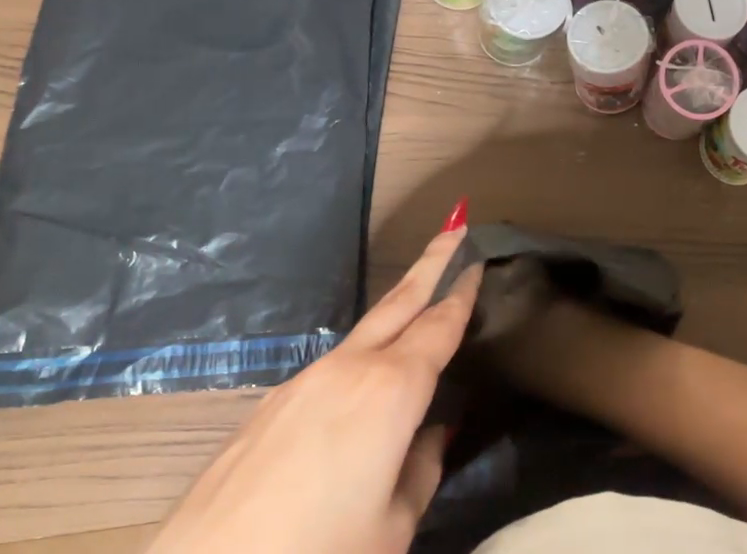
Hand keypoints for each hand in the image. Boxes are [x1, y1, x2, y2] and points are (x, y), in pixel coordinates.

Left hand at [150, 228, 482, 553]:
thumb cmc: (319, 553)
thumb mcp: (393, 528)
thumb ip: (420, 471)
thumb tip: (428, 437)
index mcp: (391, 391)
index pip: (439, 326)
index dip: (463, 293)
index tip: (479, 259)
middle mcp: (348, 370)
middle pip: (399, 302)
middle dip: (430, 262)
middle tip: (455, 225)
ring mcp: (301, 384)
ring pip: (362, 336)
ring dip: (395, 312)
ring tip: (418, 307)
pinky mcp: (267, 409)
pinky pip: (329, 372)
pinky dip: (358, 361)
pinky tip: (358, 396)